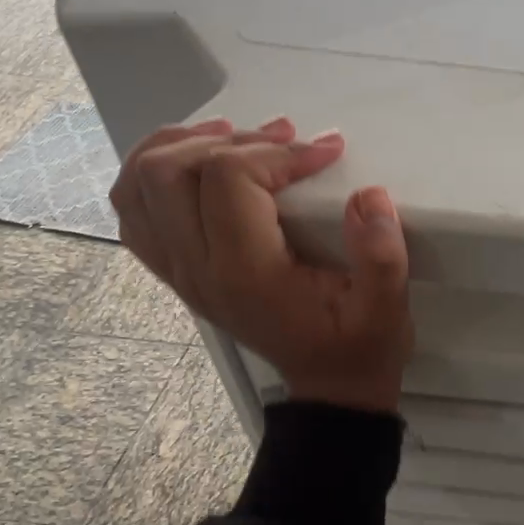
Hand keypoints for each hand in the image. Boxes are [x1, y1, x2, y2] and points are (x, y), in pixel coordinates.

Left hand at [110, 116, 413, 414]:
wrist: (331, 387)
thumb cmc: (361, 346)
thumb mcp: (389, 307)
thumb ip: (382, 254)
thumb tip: (368, 195)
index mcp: (247, 273)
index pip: (230, 180)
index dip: (280, 152)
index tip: (329, 152)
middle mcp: (199, 268)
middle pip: (170, 171)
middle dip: (231, 140)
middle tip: (285, 138)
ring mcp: (179, 270)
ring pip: (138, 185)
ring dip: (182, 146)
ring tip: (236, 137)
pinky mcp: (177, 271)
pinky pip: (135, 210)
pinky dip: (154, 173)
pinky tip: (198, 163)